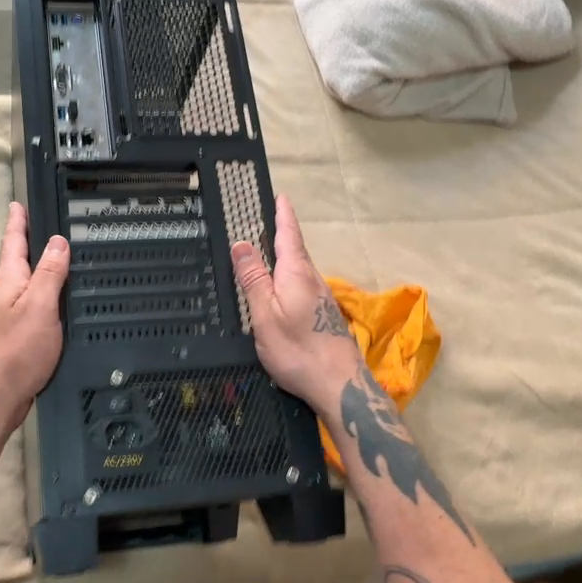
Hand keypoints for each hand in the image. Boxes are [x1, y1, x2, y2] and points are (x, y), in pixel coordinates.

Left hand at [0, 203, 69, 434]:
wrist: (0, 395)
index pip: (13, 242)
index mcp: (9, 280)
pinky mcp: (21, 333)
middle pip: (20, 259)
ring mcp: (12, 314)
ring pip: (29, 281)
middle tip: (46, 221)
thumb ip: (50, 273)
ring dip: (42, 265)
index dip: (17, 221)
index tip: (19, 202)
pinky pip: (37, 301)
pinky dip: (49, 290)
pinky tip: (63, 296)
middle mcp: (7, 293)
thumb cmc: (18, 348)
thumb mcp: (39, 305)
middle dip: (30, 239)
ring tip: (61, 253)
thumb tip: (57, 241)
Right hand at [231, 195, 360, 418]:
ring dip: (283, 258)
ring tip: (264, 253)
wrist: (340, 387)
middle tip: (263, 220)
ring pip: (298, 270)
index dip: (283, 215)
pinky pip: (301, 287)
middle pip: (294, 251)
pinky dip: (287, 279)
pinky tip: (278, 290)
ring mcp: (320, 299)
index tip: (280, 195)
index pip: (289, 235)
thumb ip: (254, 279)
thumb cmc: (298, 350)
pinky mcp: (322, 316)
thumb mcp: (265, 315)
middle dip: (281, 234)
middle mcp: (312, 280)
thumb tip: (241, 243)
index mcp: (296, 274)